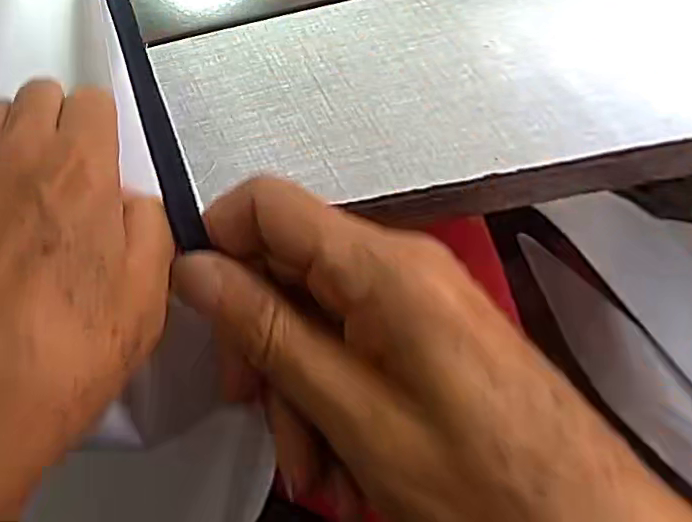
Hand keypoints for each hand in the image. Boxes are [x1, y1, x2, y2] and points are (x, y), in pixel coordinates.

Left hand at [0, 80, 174, 521]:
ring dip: (16, 136)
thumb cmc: (68, 347)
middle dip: (58, 119)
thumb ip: (149, 225)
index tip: (101, 163)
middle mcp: (21, 148)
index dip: (101, 127)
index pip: (92, 98)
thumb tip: (125, 200)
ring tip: (19, 188)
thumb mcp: (146, 296)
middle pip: (40, 91)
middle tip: (63, 173)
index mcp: (80, 163)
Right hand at [172, 177, 691, 521]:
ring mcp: (413, 295)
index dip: (219, 239)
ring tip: (315, 464)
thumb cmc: (495, 490)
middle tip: (254, 401)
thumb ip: (265, 330)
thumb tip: (196, 270)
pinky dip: (330, 390)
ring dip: (294, 382)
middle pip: (284, 260)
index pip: (266, 202)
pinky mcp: (424, 328)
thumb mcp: (353, 414)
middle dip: (259, 335)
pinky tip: (346, 459)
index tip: (201, 303)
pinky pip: (348, 335)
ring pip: (310, 307)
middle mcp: (397, 262)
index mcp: (380, 264)